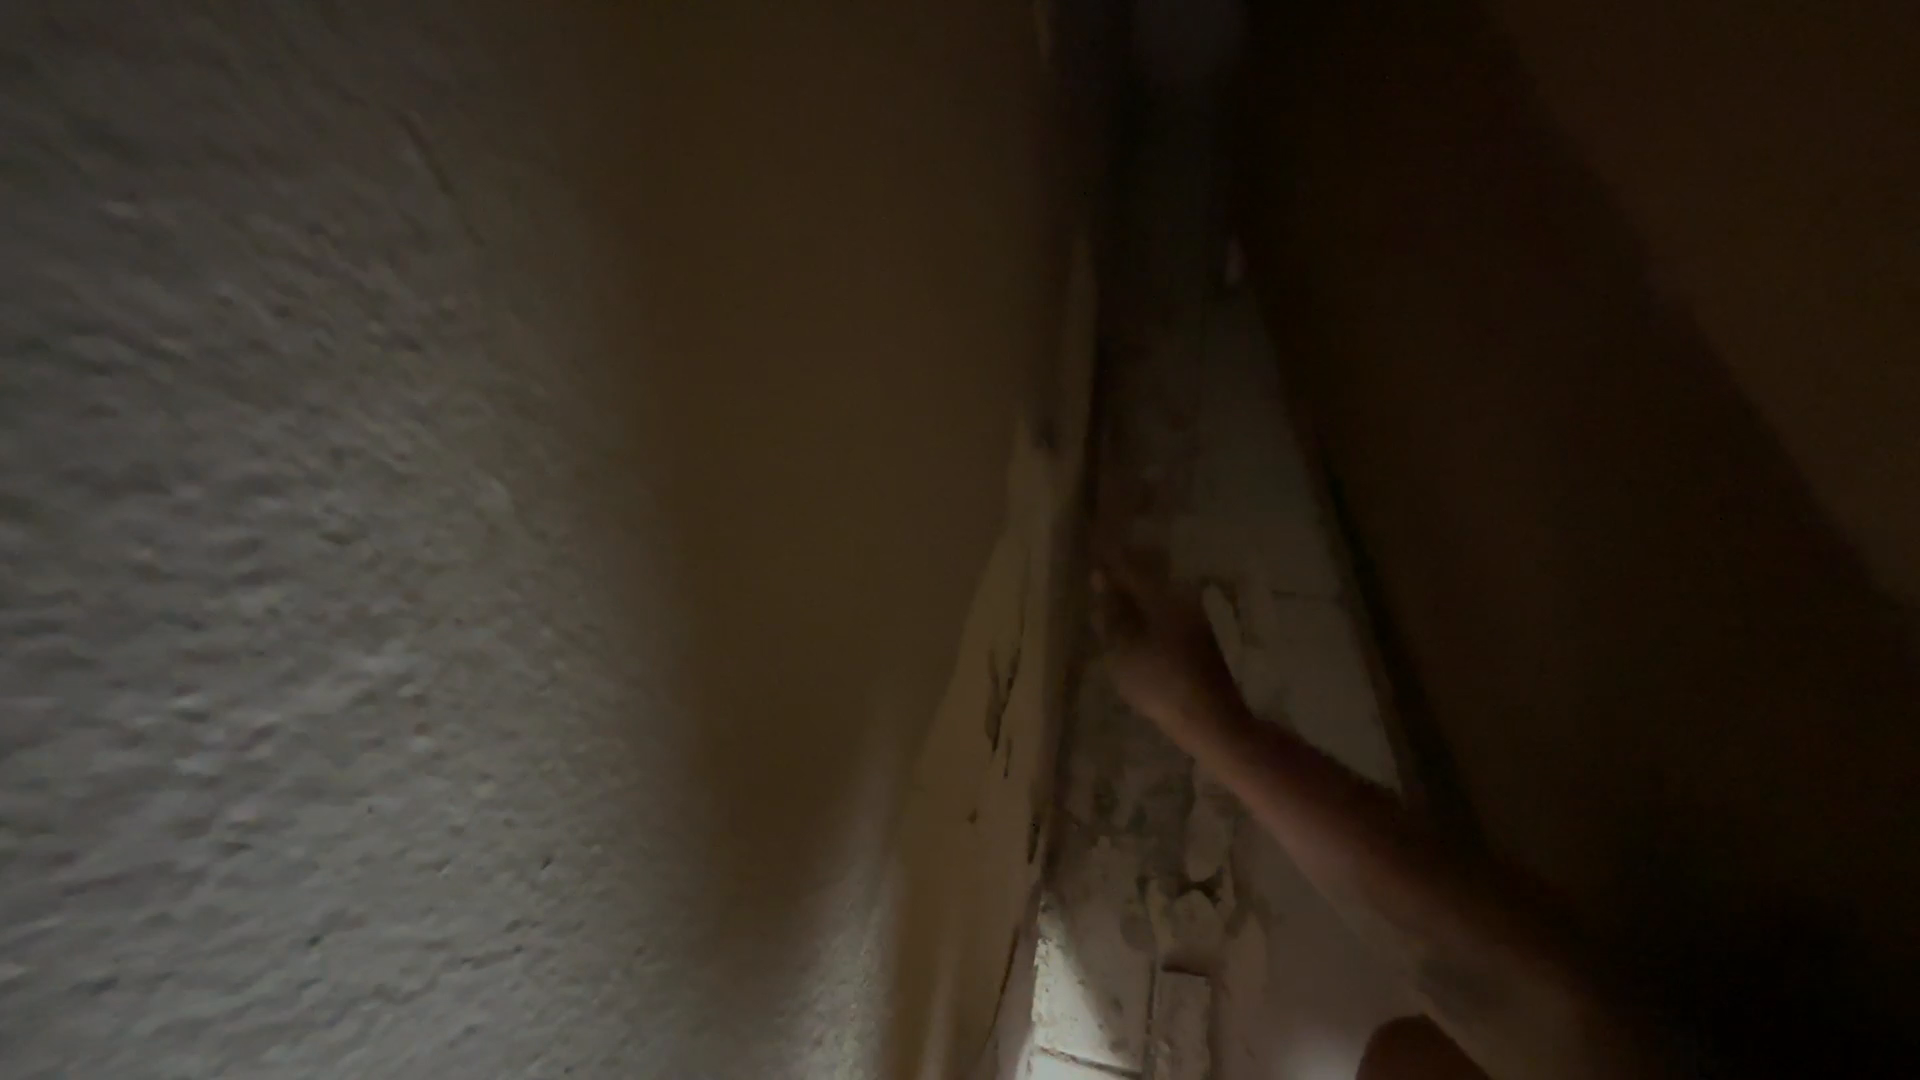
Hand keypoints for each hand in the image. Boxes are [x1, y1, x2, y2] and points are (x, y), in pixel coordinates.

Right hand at [1092, 548, 1242, 731]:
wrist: (1210, 719)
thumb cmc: (1160, 682)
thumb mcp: (1123, 648)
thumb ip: (1111, 611)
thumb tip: (1100, 578)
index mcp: (1162, 596)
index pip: (1129, 564)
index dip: (1109, 555)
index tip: (1091, 543)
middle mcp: (1181, 598)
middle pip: (1147, 576)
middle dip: (1123, 570)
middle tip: (1099, 567)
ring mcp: (1193, 618)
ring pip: (1158, 594)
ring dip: (1135, 591)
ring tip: (1111, 595)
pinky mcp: (1198, 638)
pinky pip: (1165, 611)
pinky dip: (1146, 610)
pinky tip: (1135, 621)